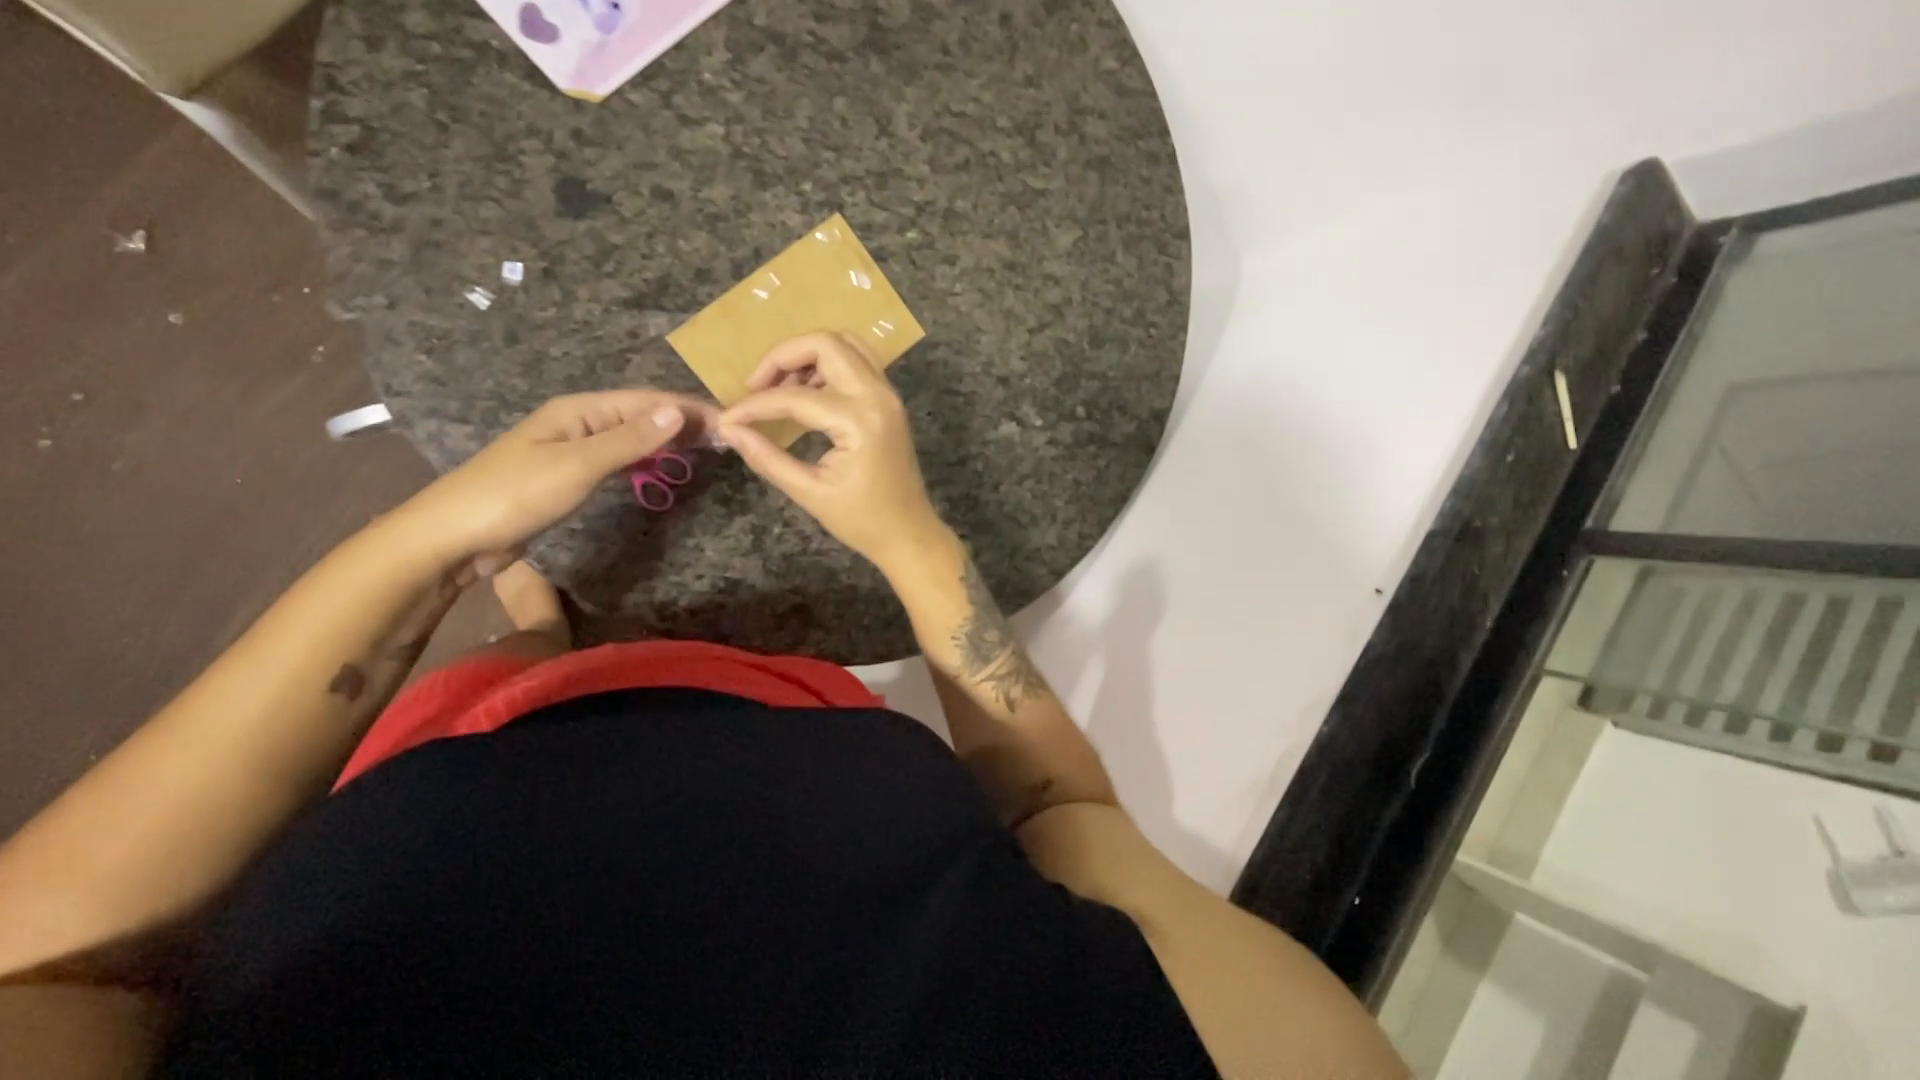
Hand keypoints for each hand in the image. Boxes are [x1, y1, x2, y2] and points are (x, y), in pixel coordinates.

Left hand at [400, 390, 718, 576]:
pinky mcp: (567, 477)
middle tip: (729, 437)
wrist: (453, 537)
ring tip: (708, 449)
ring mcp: (571, 449)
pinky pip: (617, 459)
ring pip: (631, 437)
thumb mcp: (577, 465)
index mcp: (579, 410)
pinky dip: (646, 460)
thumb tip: (677, 410)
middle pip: (641, 415)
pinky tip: (662, 467)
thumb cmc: (514, 496)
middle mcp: (578, 422)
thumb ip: (629, 439)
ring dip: (668, 440)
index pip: (647, 402)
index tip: (731, 421)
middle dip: (684, 422)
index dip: (690, 410)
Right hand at [719, 333, 947, 573]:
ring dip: (807, 355)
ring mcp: (887, 394)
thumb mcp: (809, 492)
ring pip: (844, 344)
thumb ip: (767, 458)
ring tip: (779, 388)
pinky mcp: (888, 400)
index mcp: (859, 421)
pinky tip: (805, 393)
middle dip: (783, 357)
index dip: (755, 405)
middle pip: (825, 344)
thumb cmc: (862, 520)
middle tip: (756, 385)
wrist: (909, 533)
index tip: (729, 417)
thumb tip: (729, 430)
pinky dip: (827, 364)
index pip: (795, 397)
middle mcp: (877, 396)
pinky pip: (857, 361)